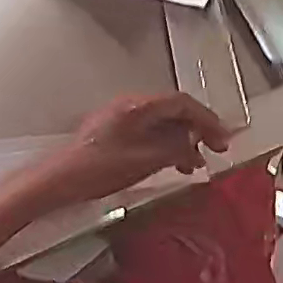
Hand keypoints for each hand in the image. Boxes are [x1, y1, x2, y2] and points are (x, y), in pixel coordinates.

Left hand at [30, 93, 230, 207]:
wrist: (59, 180)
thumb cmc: (100, 169)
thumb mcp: (146, 160)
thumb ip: (176, 147)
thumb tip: (195, 141)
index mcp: (138, 106)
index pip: (182, 103)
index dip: (207, 119)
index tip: (222, 138)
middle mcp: (130, 105)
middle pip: (173, 110)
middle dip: (197, 129)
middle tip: (216, 148)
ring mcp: (120, 117)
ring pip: (161, 123)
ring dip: (182, 139)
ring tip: (196, 163)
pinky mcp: (113, 131)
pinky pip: (148, 132)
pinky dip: (165, 145)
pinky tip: (171, 164)